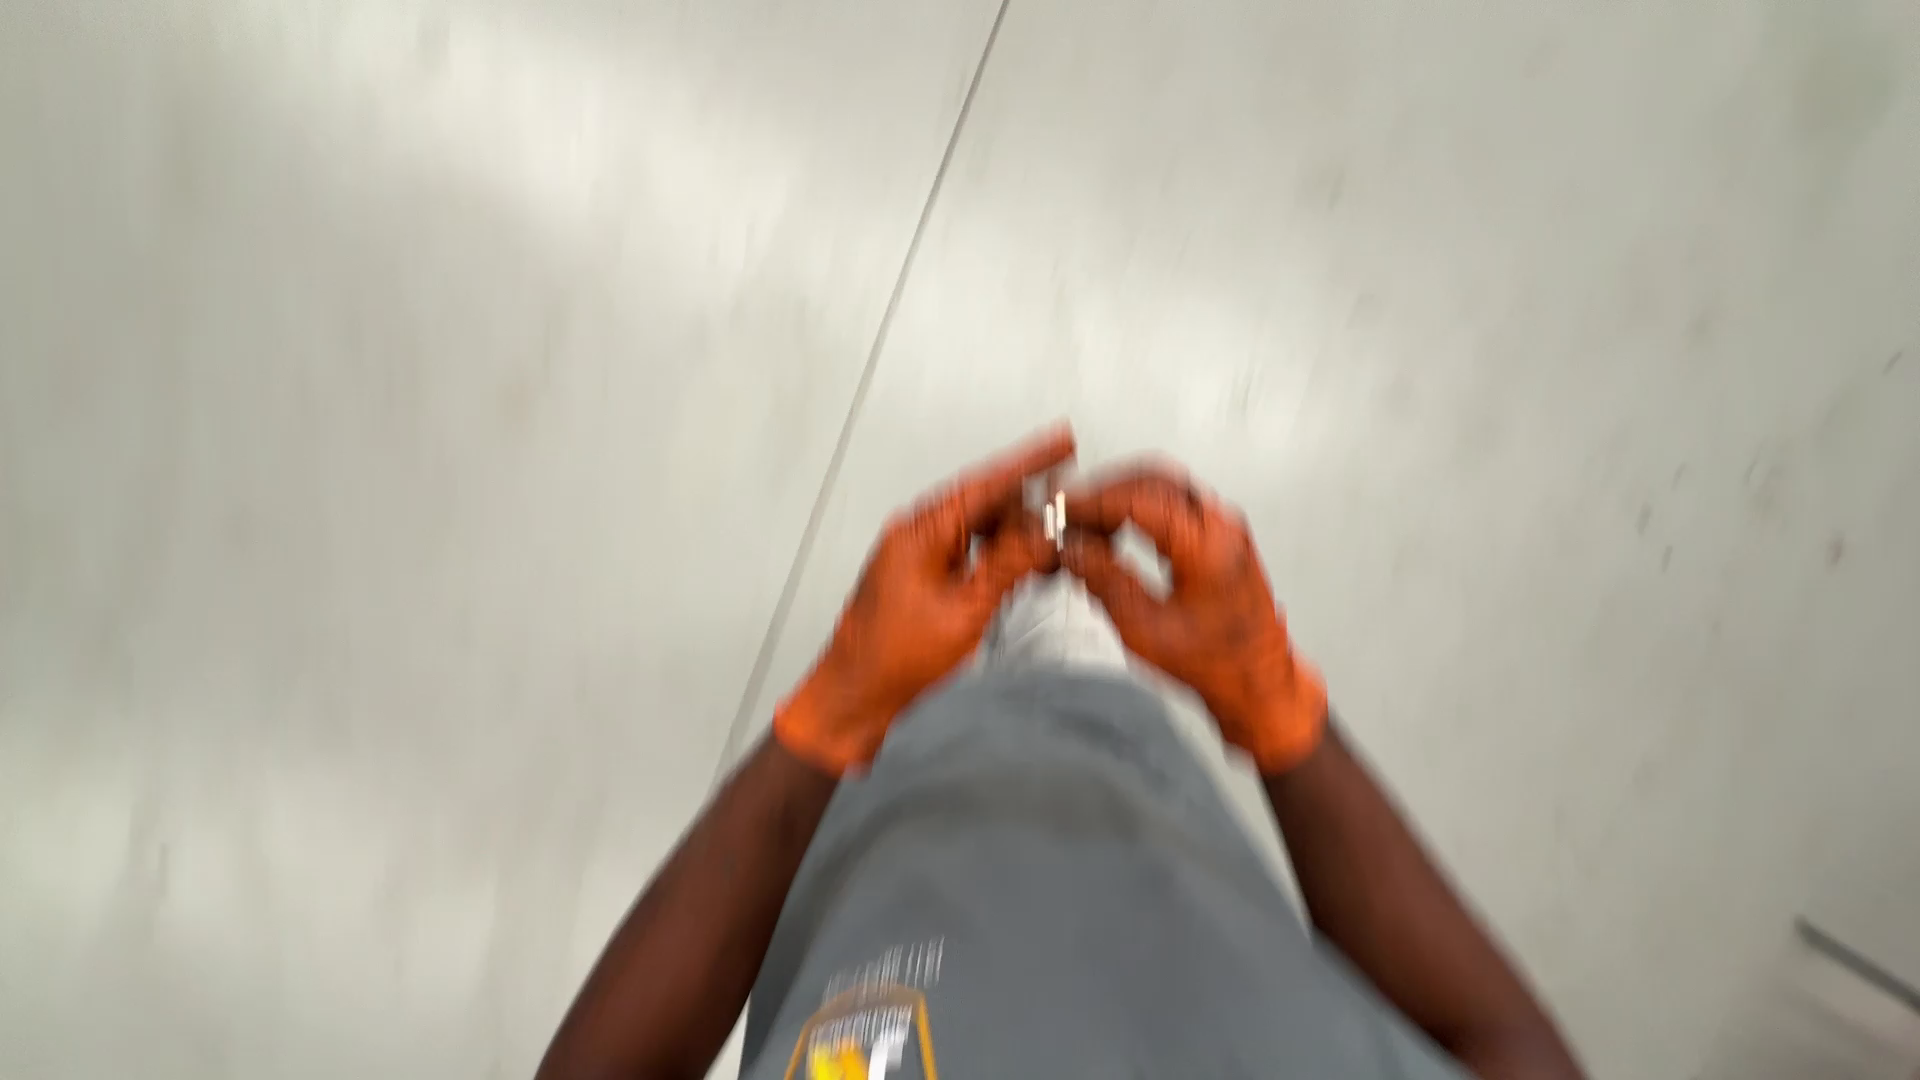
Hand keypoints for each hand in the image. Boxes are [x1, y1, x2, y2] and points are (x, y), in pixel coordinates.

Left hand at [774, 425, 1076, 775]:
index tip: (1061, 442)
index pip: (984, 485)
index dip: (1028, 461)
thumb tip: (1042, 532)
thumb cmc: (892, 662)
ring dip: (1013, 538)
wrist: (854, 700)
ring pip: (977, 530)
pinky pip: (967, 553)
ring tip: (1047, 553)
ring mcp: (918, 558)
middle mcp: (916, 537)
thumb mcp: (964, 611)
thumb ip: (1006, 566)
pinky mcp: (922, 579)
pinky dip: (996, 559)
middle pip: (983, 504)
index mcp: (919, 534)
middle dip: (1027, 509)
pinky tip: (1018, 571)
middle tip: (1066, 519)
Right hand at [1061, 464, 1326, 772]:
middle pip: (1152, 478)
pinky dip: (1139, 506)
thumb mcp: (1144, 629)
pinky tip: (1115, 530)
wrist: (1258, 681)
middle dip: (1104, 490)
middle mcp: (1222, 525)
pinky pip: (1175, 500)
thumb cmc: (1211, 663)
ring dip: (1121, 496)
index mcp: (1207, 548)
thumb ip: (1104, 581)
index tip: (1061, 510)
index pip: (1138, 500)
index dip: (1092, 502)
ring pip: (1163, 484)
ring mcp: (1225, 525)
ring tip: (1086, 522)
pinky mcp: (1221, 533)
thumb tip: (1071, 548)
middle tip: (1068, 511)